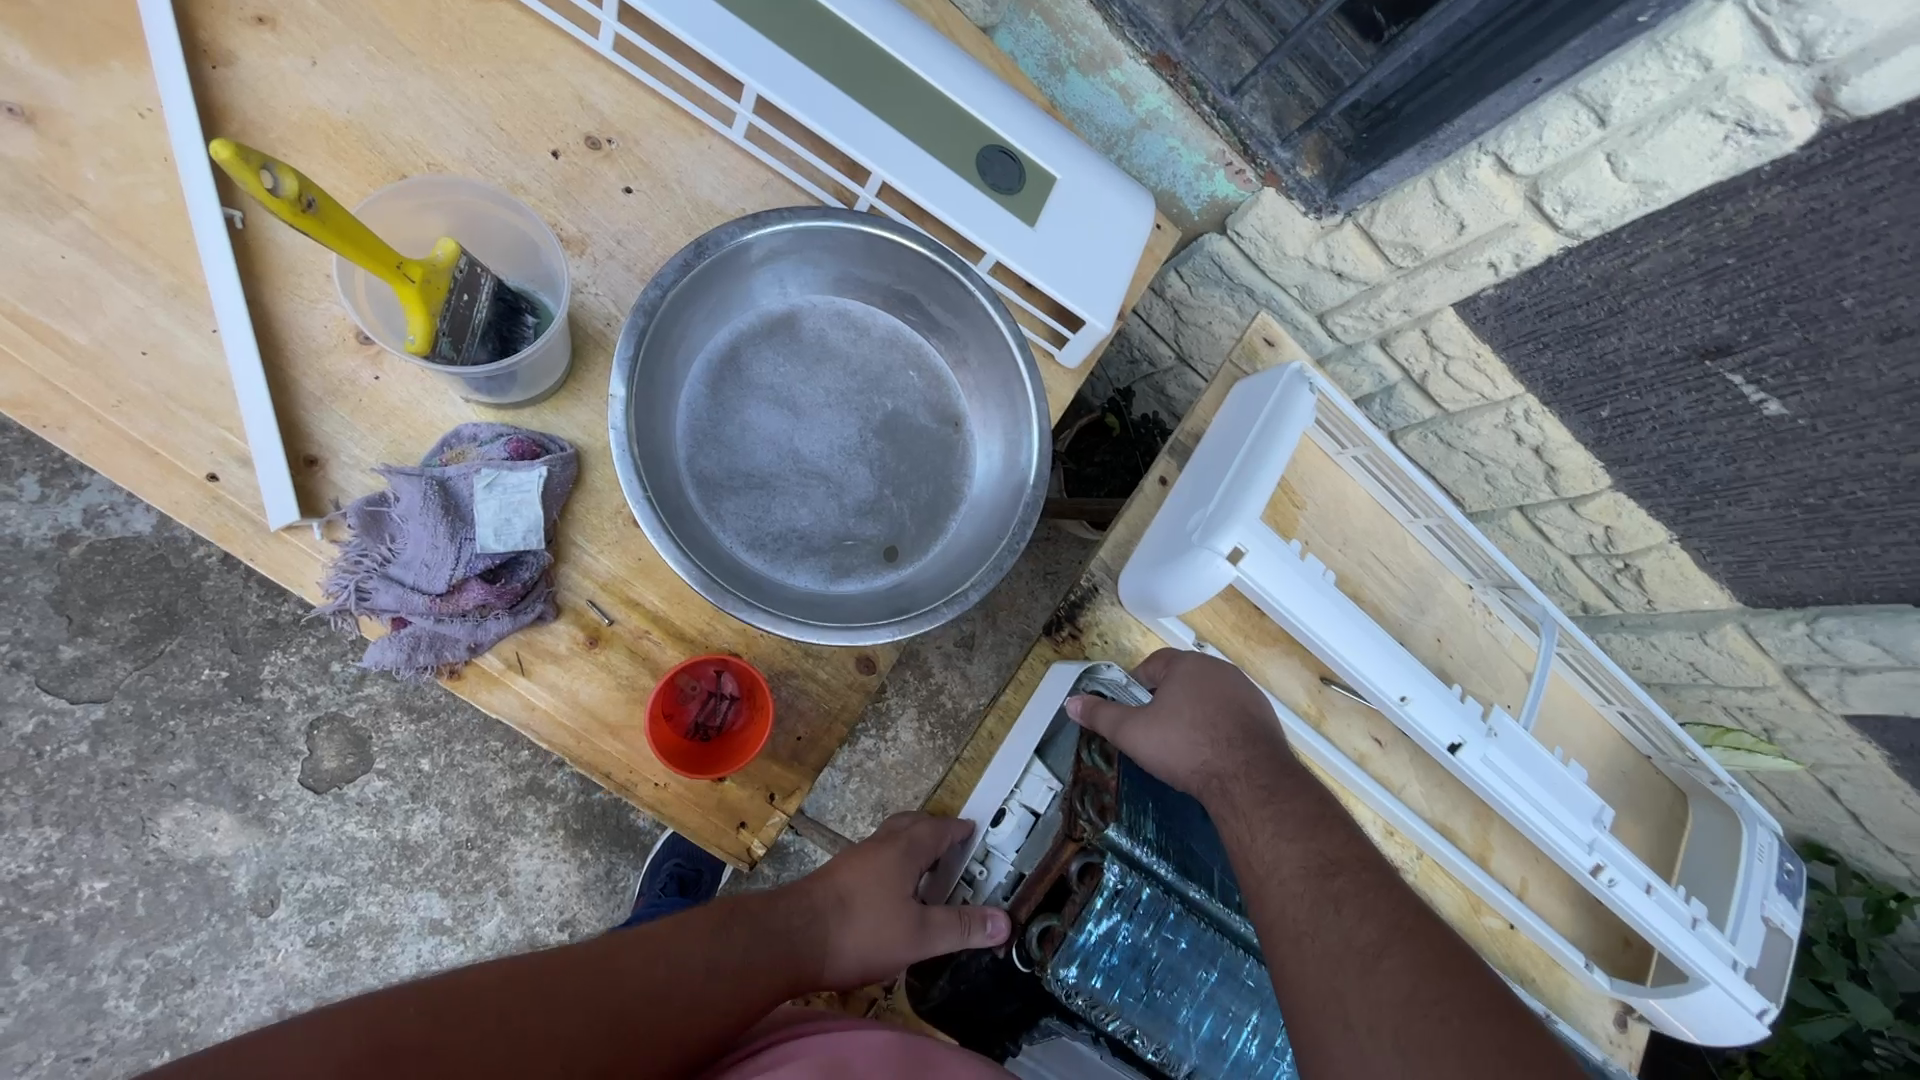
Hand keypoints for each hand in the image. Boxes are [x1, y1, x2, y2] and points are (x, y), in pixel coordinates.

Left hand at [787, 812, 1010, 990]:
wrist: (788, 939)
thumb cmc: (859, 932)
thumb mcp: (919, 936)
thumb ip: (961, 928)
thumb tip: (1006, 921)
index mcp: (904, 850)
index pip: (939, 829)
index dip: (958, 829)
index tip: (972, 830)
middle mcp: (879, 846)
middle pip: (910, 824)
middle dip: (932, 828)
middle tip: (950, 842)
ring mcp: (853, 860)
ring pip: (888, 840)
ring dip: (909, 844)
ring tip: (923, 867)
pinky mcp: (835, 878)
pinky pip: (872, 858)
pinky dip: (890, 862)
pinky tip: (888, 891)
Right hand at [1066, 648, 1294, 804]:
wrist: (1249, 779)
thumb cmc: (1184, 748)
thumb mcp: (1132, 733)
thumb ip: (1100, 715)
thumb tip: (1071, 702)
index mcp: (1186, 665)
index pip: (1153, 663)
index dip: (1138, 685)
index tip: (1132, 711)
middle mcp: (1219, 670)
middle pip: (1183, 678)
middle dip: (1166, 700)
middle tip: (1154, 731)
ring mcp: (1246, 692)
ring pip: (1209, 696)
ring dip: (1195, 713)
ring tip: (1184, 745)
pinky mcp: (1265, 717)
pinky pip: (1232, 716)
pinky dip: (1220, 728)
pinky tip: (1213, 753)